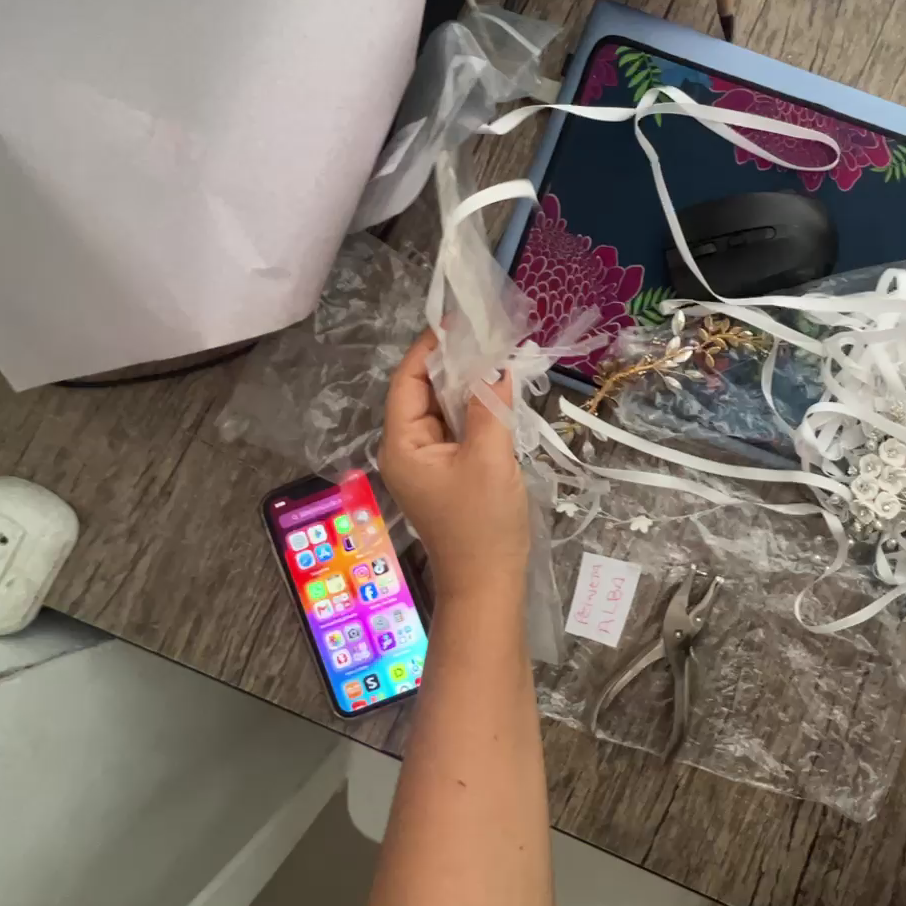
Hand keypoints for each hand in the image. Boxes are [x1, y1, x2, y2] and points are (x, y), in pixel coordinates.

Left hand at [377, 331, 529, 602]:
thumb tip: (498, 366)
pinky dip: (478, 410)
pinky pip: (460, 430)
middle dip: (455, 364)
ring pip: (445, 411)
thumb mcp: (490, 458)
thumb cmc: (483, 524)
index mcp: (403, 444)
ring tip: (499, 358)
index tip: (460, 322)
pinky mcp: (452, 473)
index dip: (431, 348)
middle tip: (489, 337)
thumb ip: (491, 408)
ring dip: (470, 386)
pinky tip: (502, 396)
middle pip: (425, 393)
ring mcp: (430, 463)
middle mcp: (409, 449)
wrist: (488, 583)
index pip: (408, 381)